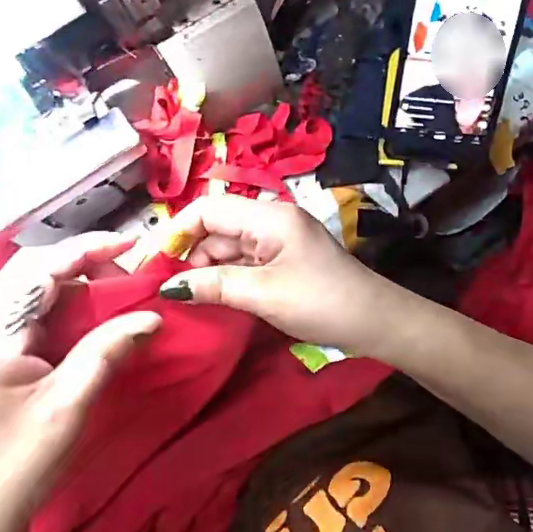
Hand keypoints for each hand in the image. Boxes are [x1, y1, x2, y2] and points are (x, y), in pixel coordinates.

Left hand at [0, 233, 162, 531]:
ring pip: (30, 294)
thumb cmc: (17, 468)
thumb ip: (106, 352)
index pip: (36, 271)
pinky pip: (30, 318)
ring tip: (114, 297)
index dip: (84, 250)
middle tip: (125, 278)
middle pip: (29, 273)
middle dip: (79, 264)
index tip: (130, 243)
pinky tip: (88, 324)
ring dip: (73, 287)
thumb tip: (152, 316)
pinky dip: (63, 311)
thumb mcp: (68, 407)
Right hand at [155, 195, 411, 357]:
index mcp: (269, 215)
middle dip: (190, 252)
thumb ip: (214, 285)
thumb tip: (170, 287)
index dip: (177, 232)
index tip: (155, 264)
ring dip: (206, 268)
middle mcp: (271, 219)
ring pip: (228, 245)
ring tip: (186, 297)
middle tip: (167, 288)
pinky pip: (245, 260)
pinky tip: (212, 296)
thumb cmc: (322, 302)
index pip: (208, 209)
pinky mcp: (284, 259)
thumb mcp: (263, 294)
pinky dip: (226, 276)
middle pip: (216, 226)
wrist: (377, 323)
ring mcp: (279, 239)